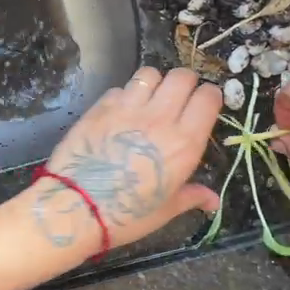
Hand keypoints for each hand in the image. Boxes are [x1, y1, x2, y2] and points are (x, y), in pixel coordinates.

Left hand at [27, 66, 222, 253]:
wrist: (76, 207)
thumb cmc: (127, 214)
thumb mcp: (166, 209)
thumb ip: (191, 196)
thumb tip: (213, 200)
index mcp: (184, 142)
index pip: (208, 98)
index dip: (210, 96)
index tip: (206, 104)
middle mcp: (159, 118)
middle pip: (181, 77)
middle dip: (185, 83)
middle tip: (180, 97)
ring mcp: (127, 109)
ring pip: (149, 75)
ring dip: (154, 83)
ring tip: (150, 98)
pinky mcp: (99, 108)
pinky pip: (119, 89)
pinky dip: (124, 95)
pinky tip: (120, 112)